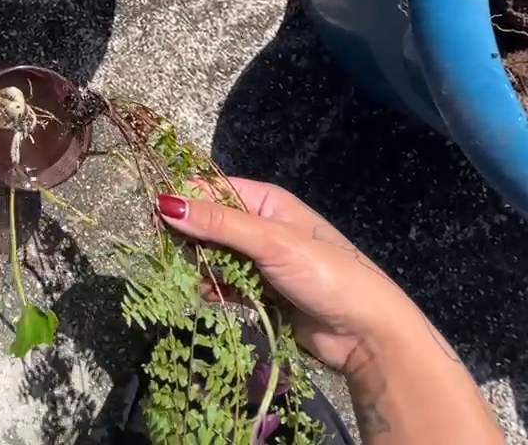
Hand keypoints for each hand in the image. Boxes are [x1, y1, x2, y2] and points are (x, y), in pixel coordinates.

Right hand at [156, 178, 442, 373]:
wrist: (370, 337)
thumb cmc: (325, 274)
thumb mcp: (270, 242)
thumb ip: (218, 222)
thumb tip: (164, 202)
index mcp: (265, 201)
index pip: (211, 189)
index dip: (184, 198)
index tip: (156, 214)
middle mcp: (260, 225)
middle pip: (208, 221)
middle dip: (188, 235)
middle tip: (167, 250)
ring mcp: (260, 259)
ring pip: (213, 253)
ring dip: (198, 264)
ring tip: (185, 276)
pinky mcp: (261, 291)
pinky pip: (225, 282)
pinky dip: (212, 287)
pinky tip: (203, 294)